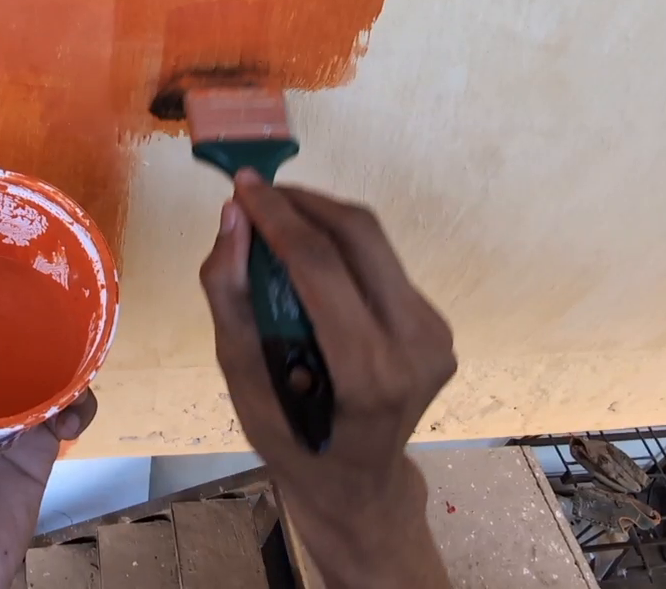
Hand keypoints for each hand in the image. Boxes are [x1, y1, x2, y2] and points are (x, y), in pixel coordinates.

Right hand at [201, 169, 456, 587]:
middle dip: (302, 200)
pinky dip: (338, 242)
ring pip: (373, 240)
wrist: (357, 482)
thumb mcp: (240, 373)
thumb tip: (233, 214)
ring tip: (274, 216)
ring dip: (319, 214)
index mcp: (366, 371)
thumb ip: (230, 291)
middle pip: (358, 235)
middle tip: (257, 193)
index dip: (276, 214)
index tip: (242, 184)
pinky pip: (380, 260)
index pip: (319, 265)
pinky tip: (307, 253)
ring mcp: (434, 333)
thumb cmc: (288, 437)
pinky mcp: (436, 323)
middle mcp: (414, 345)